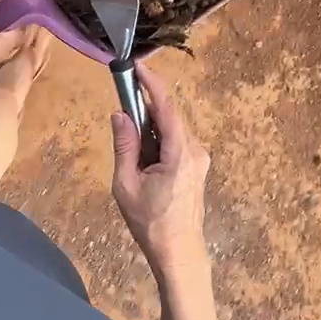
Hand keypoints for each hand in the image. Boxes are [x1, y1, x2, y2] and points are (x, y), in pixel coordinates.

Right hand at [110, 65, 210, 274]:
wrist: (179, 253)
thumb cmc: (150, 223)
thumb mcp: (126, 185)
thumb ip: (124, 146)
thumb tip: (120, 115)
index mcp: (181, 153)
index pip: (167, 108)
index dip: (152, 84)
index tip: (137, 66)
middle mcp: (196, 150)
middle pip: (170, 116)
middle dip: (145, 108)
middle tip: (122, 109)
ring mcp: (200, 158)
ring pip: (172, 129)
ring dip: (150, 127)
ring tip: (130, 146)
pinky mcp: (197, 166)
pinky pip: (176, 141)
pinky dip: (158, 139)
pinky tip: (143, 156)